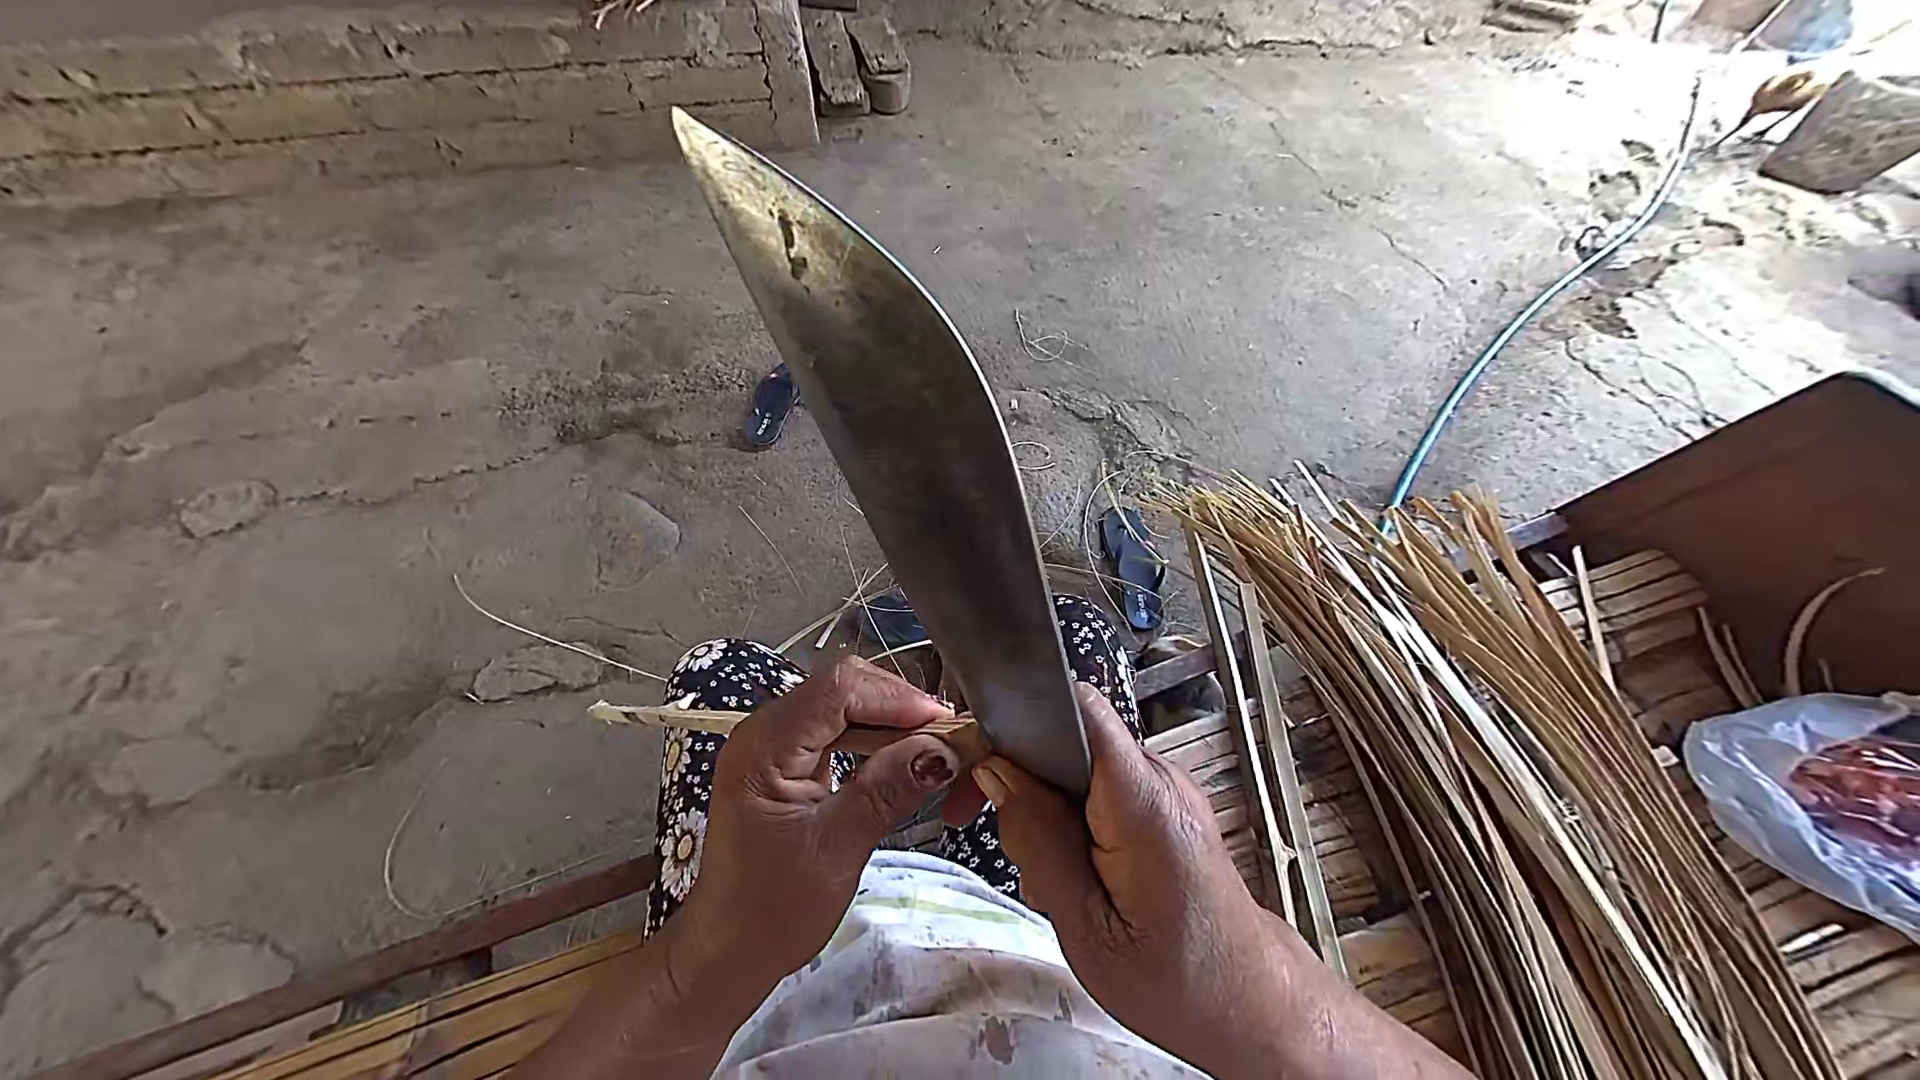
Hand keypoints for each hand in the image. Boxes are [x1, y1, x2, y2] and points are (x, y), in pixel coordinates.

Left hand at [677, 655, 960, 987]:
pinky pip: (839, 726)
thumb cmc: (771, 911)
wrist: (728, 950)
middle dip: (898, 704)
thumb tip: (942, 750)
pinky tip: (901, 754)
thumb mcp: (836, 851)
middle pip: (842, 686)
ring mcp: (774, 741)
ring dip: (891, 718)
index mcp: (764, 747)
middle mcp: (764, 730)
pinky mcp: (787, 756)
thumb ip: (887, 791)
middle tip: (946, 736)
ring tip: (933, 744)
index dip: (896, 698)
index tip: (944, 724)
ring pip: (844, 702)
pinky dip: (876, 735)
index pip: (837, 690)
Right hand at [975, 684, 1466, 1079]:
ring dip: (1043, 804)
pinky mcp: (1160, 802)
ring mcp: (1162, 786)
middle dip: (1018, 775)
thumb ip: (1038, 841)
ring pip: (1075, 764)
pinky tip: (1071, 869)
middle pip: (1065, 736)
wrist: (1256, 1002)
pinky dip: (1069, 816)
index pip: (1077, 706)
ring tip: (1046, 874)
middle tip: (993, 832)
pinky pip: (1096, 785)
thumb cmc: (1182, 982)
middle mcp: (1156, 777)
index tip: (978, 762)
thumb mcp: (1088, 928)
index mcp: (1141, 800)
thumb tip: (996, 772)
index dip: (1019, 714)